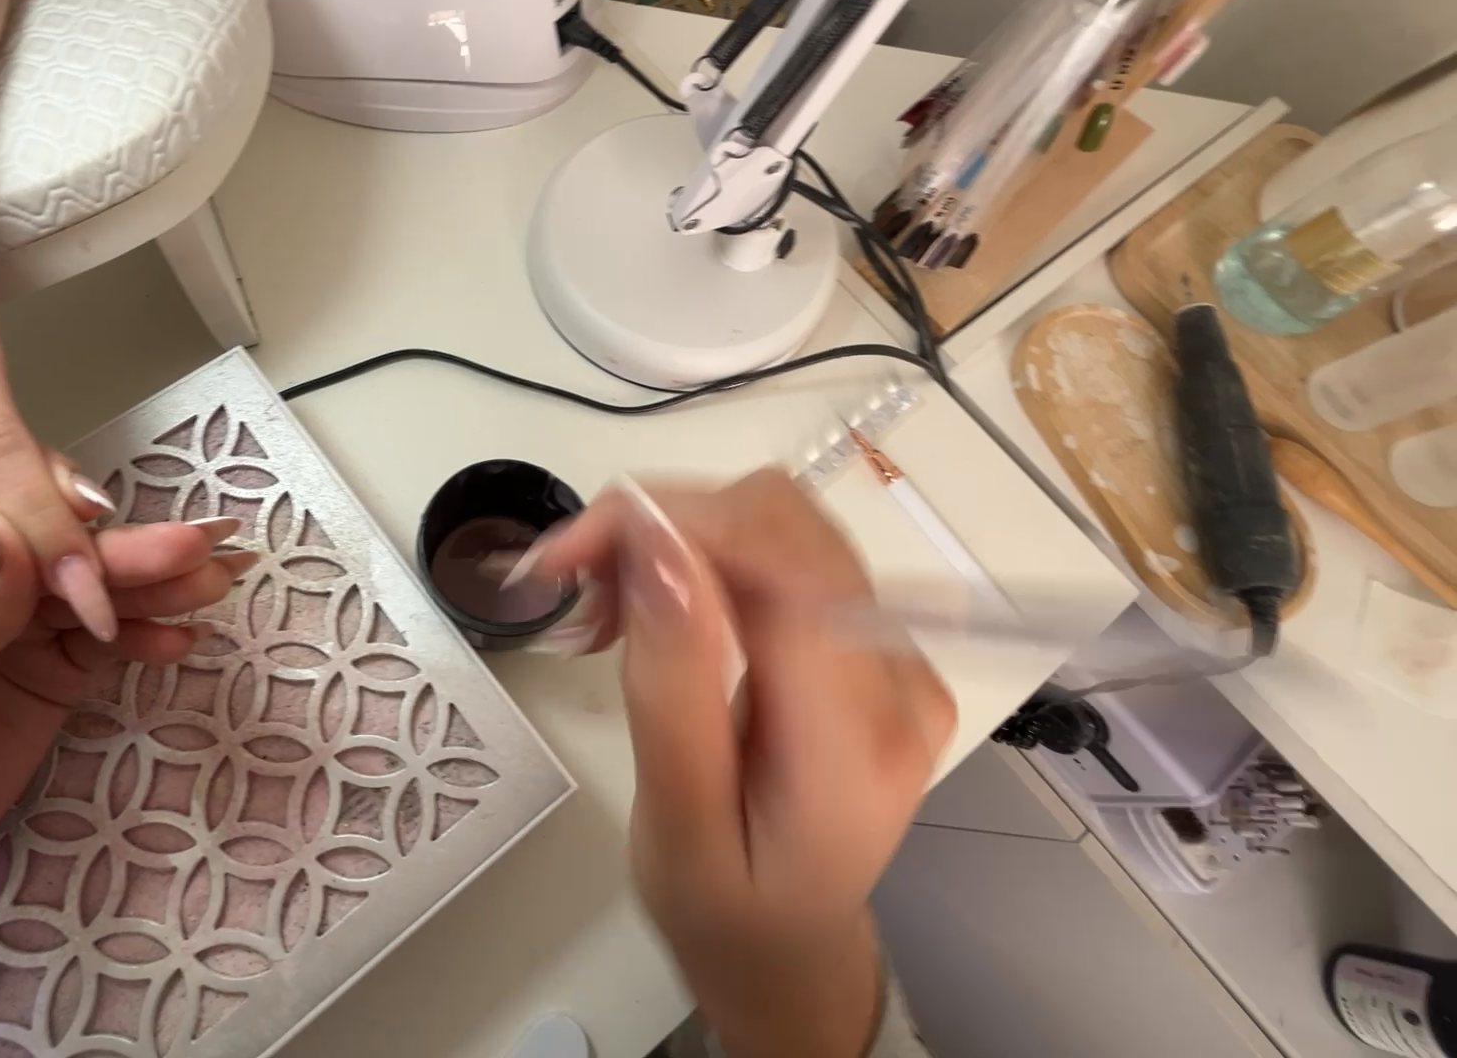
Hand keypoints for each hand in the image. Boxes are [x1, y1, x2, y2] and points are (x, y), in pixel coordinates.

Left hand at [0, 459, 255, 997]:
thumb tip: (2, 526)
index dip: (44, 502)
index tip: (99, 512)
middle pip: (58, 548)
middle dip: (127, 549)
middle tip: (199, 543)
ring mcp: (17, 624)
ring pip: (94, 593)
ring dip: (156, 589)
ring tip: (215, 581)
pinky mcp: (54, 668)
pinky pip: (107, 645)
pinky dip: (144, 641)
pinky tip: (180, 641)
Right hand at [521, 470, 955, 1057]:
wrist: (791, 945)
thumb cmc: (725, 912)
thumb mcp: (677, 822)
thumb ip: (672, 687)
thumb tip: (657, 550)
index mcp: (857, 733)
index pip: (781, 561)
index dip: (671, 522)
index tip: (570, 549)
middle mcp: (894, 671)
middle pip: (780, 521)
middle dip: (659, 522)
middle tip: (573, 576)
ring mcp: (888, 648)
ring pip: (774, 521)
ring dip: (672, 536)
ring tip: (603, 602)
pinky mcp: (860, 638)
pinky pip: (775, 552)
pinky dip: (694, 554)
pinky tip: (646, 603)